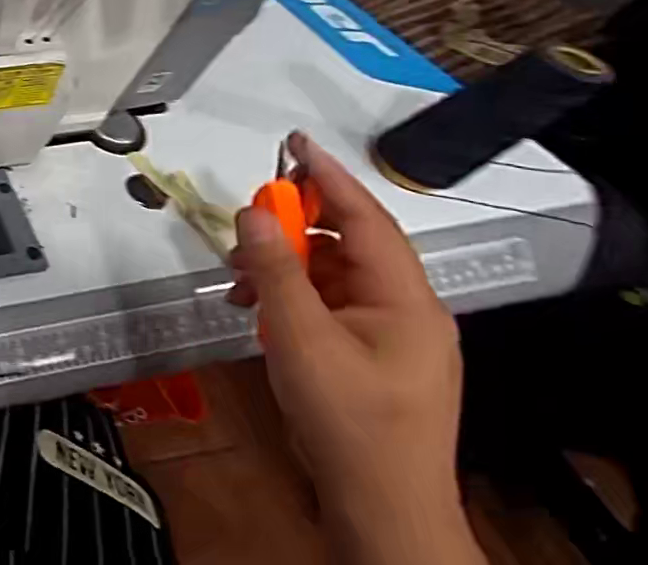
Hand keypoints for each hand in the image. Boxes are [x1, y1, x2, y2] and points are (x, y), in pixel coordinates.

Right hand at [227, 132, 484, 564]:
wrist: (380, 506)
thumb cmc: (348, 418)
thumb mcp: (300, 336)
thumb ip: (275, 268)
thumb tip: (254, 211)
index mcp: (406, 299)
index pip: (366, 218)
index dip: (328, 175)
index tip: (294, 141)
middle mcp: (404, 308)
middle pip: (348, 242)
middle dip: (295, 225)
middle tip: (250, 217)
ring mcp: (388, 332)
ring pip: (332, 272)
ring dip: (284, 264)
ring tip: (241, 275)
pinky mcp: (368, 352)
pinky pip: (326, 301)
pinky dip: (290, 293)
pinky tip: (256, 305)